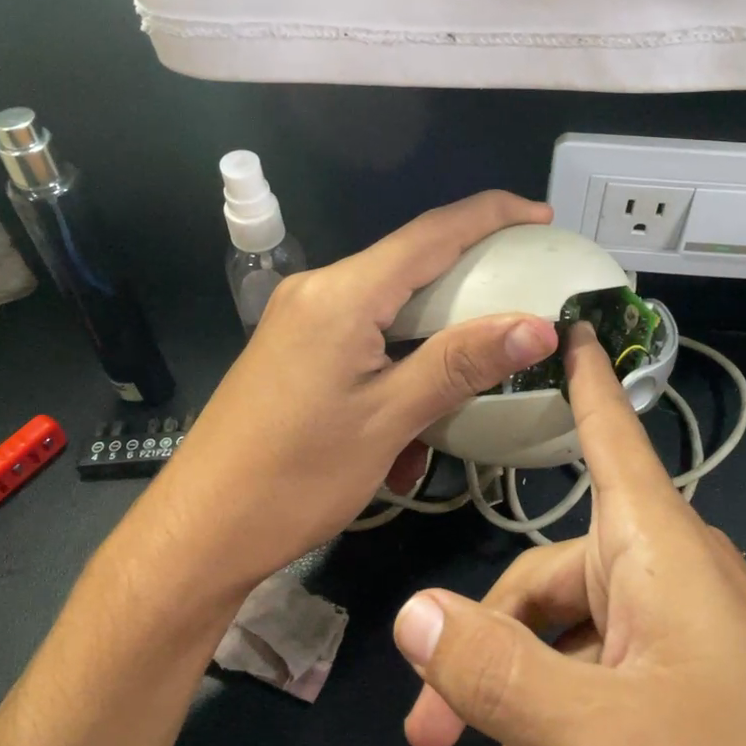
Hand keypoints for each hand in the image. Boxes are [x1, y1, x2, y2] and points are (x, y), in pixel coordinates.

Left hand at [150, 191, 560, 588]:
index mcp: (342, 294)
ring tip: (483, 360)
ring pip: (389, 303)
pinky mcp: (294, 348)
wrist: (202, 530)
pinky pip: (364, 332)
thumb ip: (462, 363)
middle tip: (529, 289)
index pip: (431, 233)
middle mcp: (318, 289)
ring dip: (437, 329)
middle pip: (411, 261)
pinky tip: (421, 406)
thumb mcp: (390, 420)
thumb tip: (539, 325)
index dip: (492, 215)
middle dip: (471, 274)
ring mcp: (300, 318)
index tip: (543, 217)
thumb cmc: (296, 477)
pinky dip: (403, 355)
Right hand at [393, 325, 745, 745]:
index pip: (610, 438)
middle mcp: (666, 580)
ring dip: (530, 742)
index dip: (585, 382)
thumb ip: (499, 672)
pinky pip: (611, 703)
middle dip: (488, 672)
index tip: (574, 324)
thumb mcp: (603, 736)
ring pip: (574, 663)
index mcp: (653, 550)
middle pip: (549, 592)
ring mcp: (683, 641)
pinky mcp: (696, 698)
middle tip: (430, 745)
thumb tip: (411, 611)